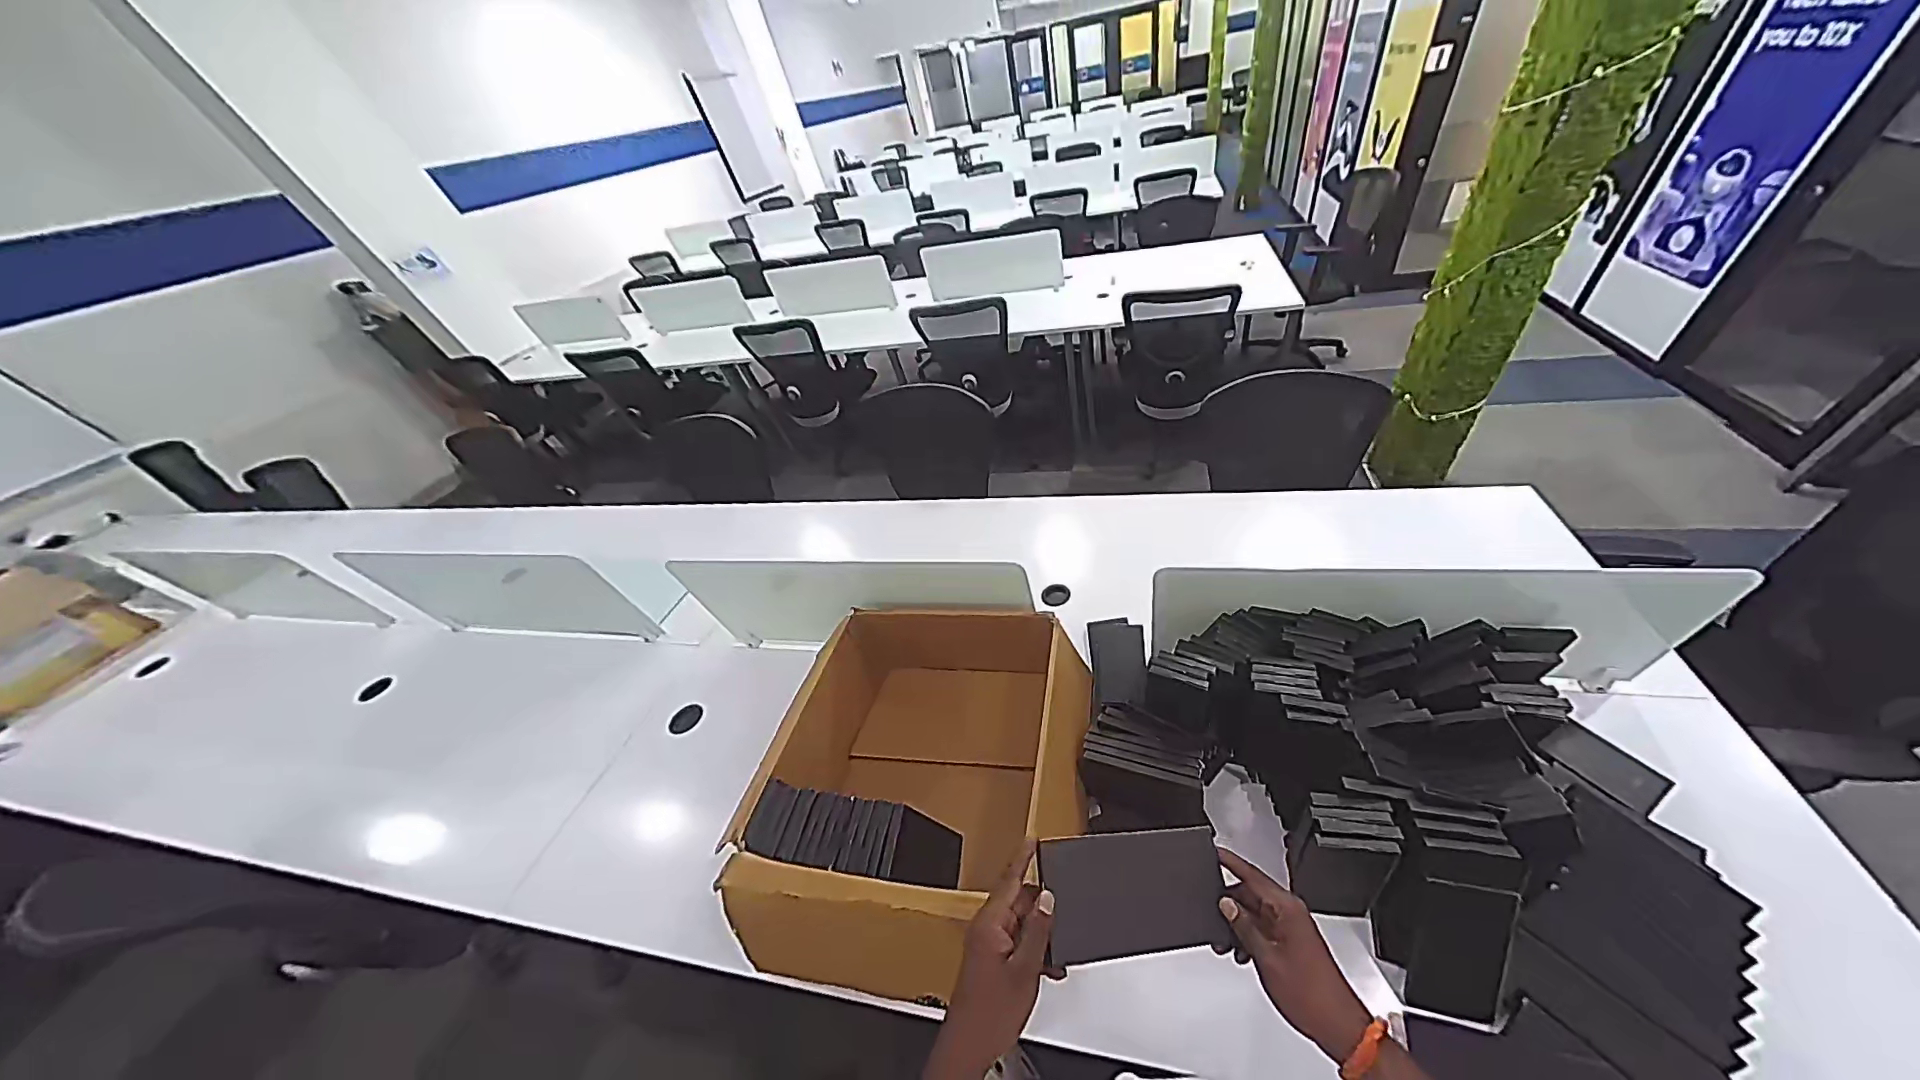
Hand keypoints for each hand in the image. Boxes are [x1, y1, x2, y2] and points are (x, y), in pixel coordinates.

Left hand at [922, 840, 1062, 1079]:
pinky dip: (1033, 950)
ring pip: (1020, 923)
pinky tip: (1048, 966)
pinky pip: (1017, 941)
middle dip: (1041, 908)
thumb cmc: (990, 1013)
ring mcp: (987, 943)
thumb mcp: (1025, 969)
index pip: (1009, 880)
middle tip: (1061, 916)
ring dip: (1039, 935)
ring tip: (1054, 954)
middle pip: (1018, 902)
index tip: (1032, 840)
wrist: (970, 1045)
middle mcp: (986, 928)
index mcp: (990, 923)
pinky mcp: (991, 957)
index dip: (1022, 859)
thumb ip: (1038, 930)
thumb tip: (1048, 899)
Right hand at [1214, 846, 1373, 1063]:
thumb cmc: (1312, 994)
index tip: (1215, 852)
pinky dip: (1249, 937)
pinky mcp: (1293, 943)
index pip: (1253, 875)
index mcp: (1287, 909)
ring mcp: (1293, 928)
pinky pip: (1264, 929)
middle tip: (1211, 912)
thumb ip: (1243, 926)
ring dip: (1238, 925)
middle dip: (1230, 904)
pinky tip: (1240, 951)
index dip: (1231, 862)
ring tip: (1225, 941)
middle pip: (1252, 894)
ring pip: (1256, 913)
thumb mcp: (1266, 956)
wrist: (1338, 1026)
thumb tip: (1226, 904)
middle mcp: (1292, 914)